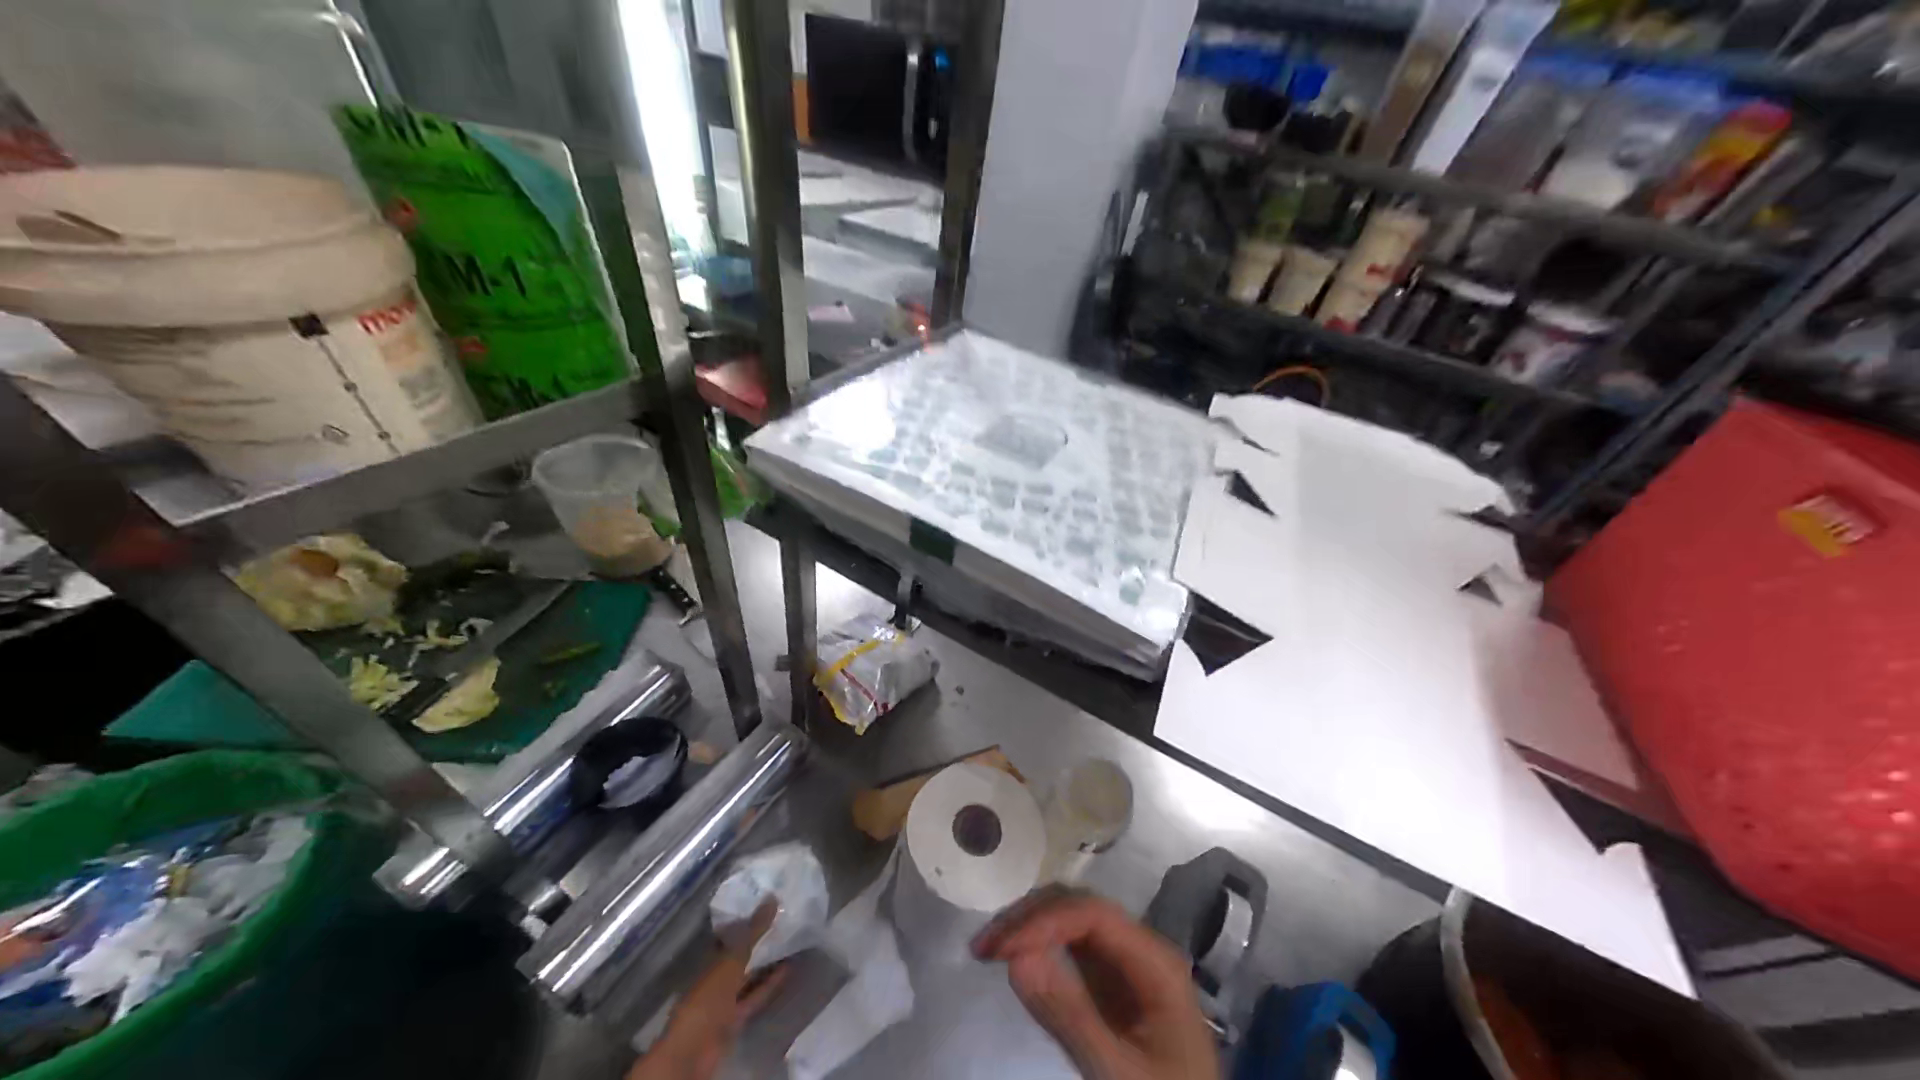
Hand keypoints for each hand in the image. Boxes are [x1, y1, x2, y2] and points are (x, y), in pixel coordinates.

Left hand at [626, 902, 788, 1079]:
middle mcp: (716, 976)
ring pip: (749, 975)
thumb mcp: (732, 960)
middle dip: (758, 941)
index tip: (766, 904)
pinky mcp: (737, 1016)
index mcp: (708, 960)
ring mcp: (726, 998)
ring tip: (791, 941)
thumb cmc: (708, 997)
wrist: (695, 1050)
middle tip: (783, 919)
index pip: (727, 935)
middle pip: (739, 955)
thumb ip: (752, 932)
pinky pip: (756, 995)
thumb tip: (772, 898)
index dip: (744, 920)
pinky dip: (770, 984)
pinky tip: (788, 969)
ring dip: (767, 962)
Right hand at [973, 890, 1217, 1079]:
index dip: (1043, 921)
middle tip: (984, 947)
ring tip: (989, 950)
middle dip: (1030, 918)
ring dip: (1029, 926)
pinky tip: (1014, 958)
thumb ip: (1071, 1017)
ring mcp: (1126, 963)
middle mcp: (1141, 948)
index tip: (1001, 950)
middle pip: (1080, 906)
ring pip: (1071, 919)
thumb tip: (1016, 958)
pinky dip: (1039, 945)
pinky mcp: (1111, 981)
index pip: (1093, 913)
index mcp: (1156, 961)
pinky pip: (1071, 946)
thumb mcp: (1120, 1072)